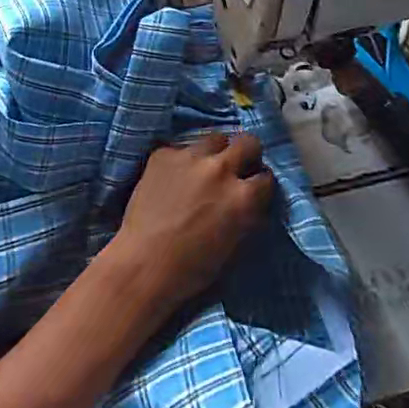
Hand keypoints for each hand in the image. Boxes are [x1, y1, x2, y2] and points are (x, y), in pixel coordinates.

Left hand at [102, 133, 274, 310]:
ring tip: (203, 169)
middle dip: (247, 153)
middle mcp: (221, 169)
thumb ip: (246, 216)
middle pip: (248, 142)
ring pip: (214, 139)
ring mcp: (190, 156)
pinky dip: (182, 161)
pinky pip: (181, 149)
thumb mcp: (233, 246)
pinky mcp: (163, 153)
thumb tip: (252, 201)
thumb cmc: (191, 268)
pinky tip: (172, 178)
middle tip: (237, 167)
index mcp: (242, 197)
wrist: (143, 263)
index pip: (266, 177)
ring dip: (214, 153)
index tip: (253, 188)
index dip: (260, 184)